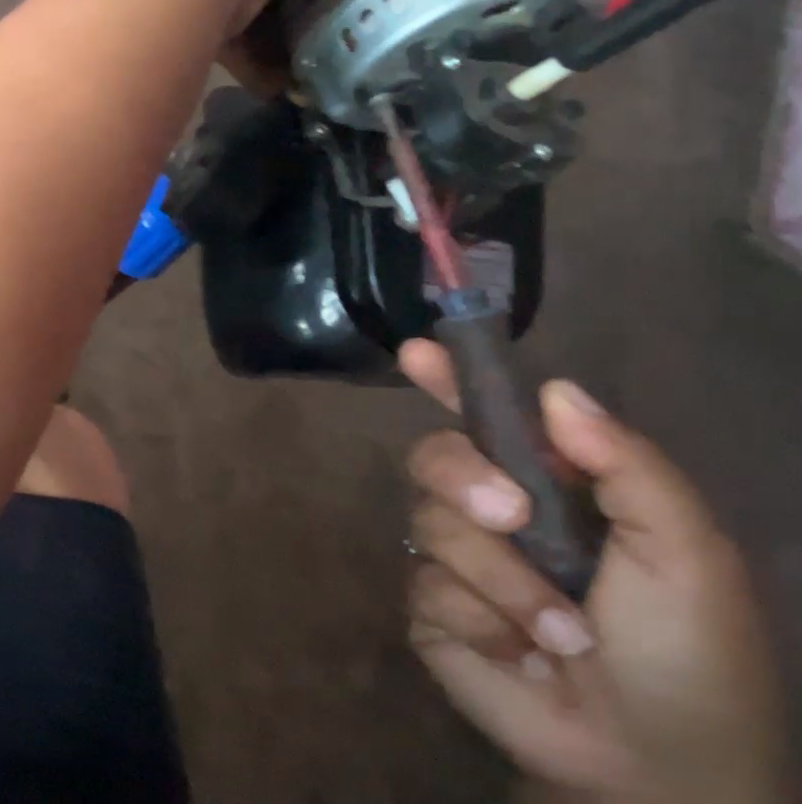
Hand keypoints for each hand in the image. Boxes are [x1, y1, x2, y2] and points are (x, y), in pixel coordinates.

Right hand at [399, 340, 789, 802]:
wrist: (655, 760)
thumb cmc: (692, 653)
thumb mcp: (689, 554)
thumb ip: (629, 467)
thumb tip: (556, 390)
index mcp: (557, 488)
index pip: (490, 418)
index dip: (449, 380)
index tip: (416, 350)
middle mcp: (497, 513)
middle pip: (434, 456)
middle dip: (462, 477)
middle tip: (510, 518)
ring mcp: (458, 561)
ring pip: (431, 524)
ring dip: (502, 579)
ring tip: (560, 633)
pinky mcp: (431, 609)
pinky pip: (427, 585)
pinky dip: (483, 620)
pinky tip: (521, 654)